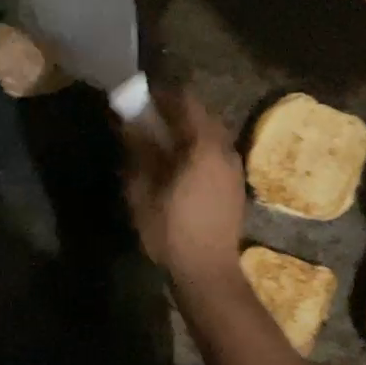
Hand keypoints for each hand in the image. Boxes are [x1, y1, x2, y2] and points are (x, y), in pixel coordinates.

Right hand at [122, 87, 245, 285]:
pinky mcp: (235, 184)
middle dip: (174, 113)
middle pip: (201, 116)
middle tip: (146, 119)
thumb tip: (130, 124)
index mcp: (203, 145)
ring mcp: (234, 167)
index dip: (162, 95)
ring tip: (159, 144)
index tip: (140, 96)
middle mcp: (225, 148)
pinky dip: (196, 149)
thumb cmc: (170, 230)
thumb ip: (139, 152)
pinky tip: (177, 166)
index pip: (185, 102)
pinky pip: (214, 153)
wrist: (207, 270)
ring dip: (186, 132)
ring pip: (209, 135)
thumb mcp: (143, 191)